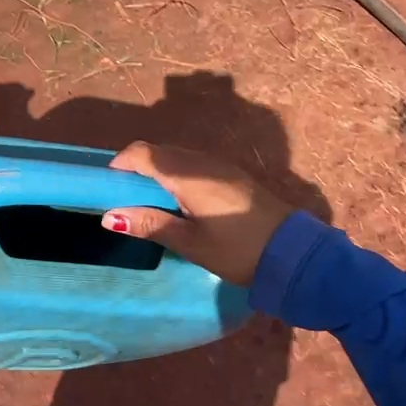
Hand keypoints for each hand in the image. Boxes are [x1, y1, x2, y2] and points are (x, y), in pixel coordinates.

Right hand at [99, 141, 294, 285]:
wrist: (296, 254)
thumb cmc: (238, 250)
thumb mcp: (190, 243)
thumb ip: (150, 225)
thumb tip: (108, 216)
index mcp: (188, 175)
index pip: (143, 152)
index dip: (120, 163)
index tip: (108, 185)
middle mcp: (203, 162)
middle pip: (158, 151)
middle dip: (136, 167)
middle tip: (124, 197)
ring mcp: (221, 166)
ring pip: (176, 156)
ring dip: (157, 170)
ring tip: (148, 202)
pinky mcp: (233, 176)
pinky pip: (193, 164)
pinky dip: (175, 174)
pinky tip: (177, 201)